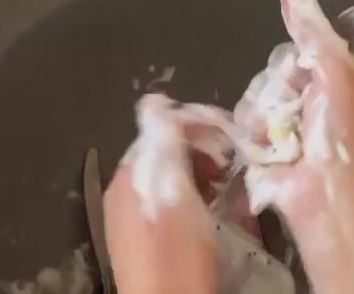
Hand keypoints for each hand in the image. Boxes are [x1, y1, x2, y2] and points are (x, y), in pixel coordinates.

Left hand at [103, 94, 216, 293]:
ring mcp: (128, 217)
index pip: (163, 127)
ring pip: (167, 176)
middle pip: (165, 151)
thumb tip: (154, 98)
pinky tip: (207, 211)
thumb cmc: (176, 255)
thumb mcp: (175, 191)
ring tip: (223, 186)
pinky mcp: (139, 241)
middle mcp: (123, 189)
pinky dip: (190, 196)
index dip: (199, 125)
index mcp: (129, 173)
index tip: (231, 135)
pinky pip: (166, 201)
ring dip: (197, 172)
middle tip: (230, 163)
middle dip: (200, 148)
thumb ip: (163, 140)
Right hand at [240, 0, 353, 293]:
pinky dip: (256, 130)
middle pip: (277, 62)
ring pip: (257, 87)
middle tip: (301, 105)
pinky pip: (244, 114)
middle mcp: (313, 93)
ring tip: (286, 133)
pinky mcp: (262, 139)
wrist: (327, 197)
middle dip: (283, 82)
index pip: (305, 42)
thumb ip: (311, 30)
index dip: (303, 54)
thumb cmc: (342, 133)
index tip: (309, 68)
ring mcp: (286, 117)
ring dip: (269, 109)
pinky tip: (271, 146)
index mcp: (339, 76)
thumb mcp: (336, 71)